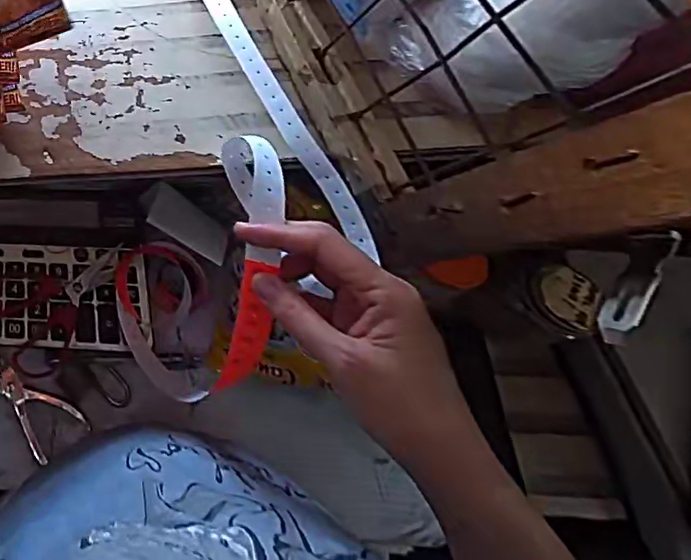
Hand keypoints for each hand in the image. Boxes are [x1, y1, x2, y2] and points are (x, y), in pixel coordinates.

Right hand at [234, 221, 485, 472]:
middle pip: (325, 254)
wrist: (447, 458)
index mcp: (383, 289)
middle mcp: (382, 290)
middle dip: (284, 250)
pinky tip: (282, 308)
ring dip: (292, 277)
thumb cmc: (401, 410)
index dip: (280, 233)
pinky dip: (304, 302)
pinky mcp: (372, 327)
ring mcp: (377, 308)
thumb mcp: (341, 361)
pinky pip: (331, 302)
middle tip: (245, 253)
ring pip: (326, 277)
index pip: (324, 243)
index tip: (243, 231)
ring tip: (258, 283)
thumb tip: (259, 281)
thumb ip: (297, 316)